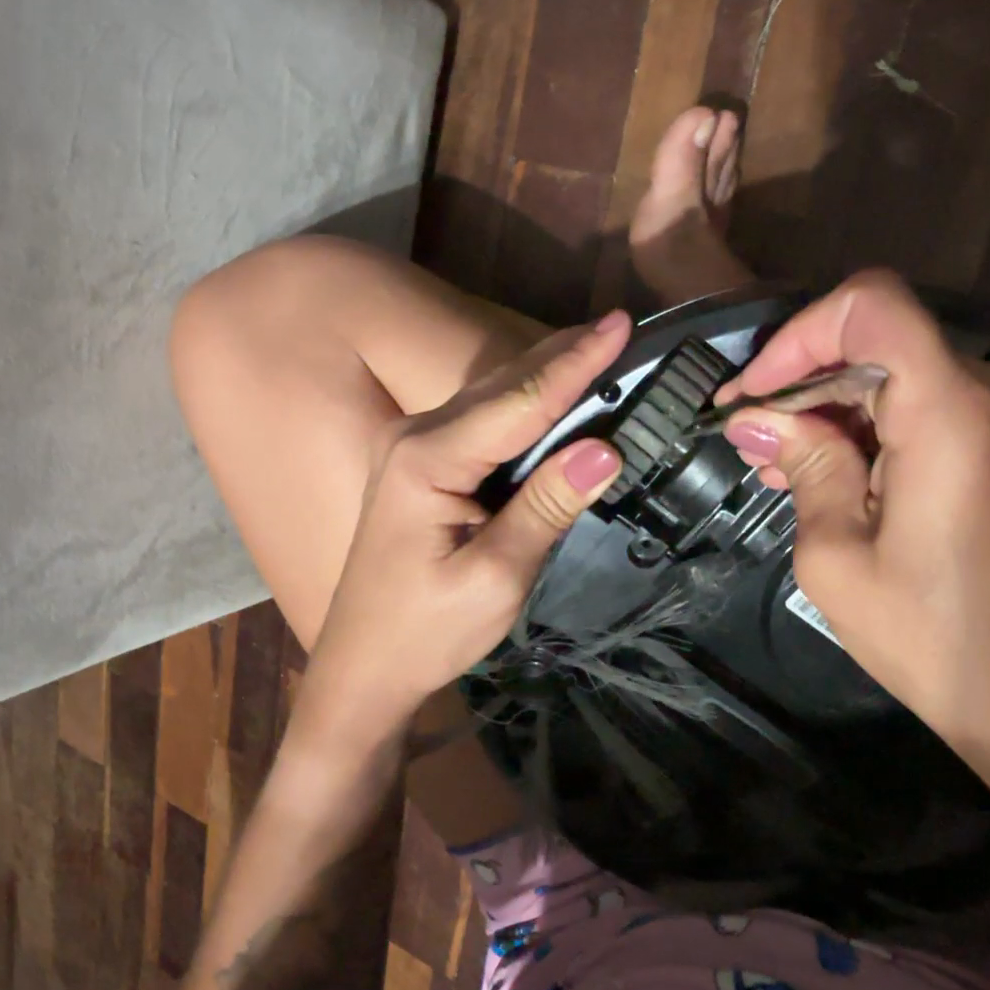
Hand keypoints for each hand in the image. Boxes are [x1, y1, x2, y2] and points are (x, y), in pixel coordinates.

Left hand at [307, 312, 631, 726]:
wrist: (366, 667)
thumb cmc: (426, 632)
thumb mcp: (495, 579)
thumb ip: (545, 510)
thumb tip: (605, 451)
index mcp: (428, 460)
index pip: (520, 402)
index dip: (575, 364)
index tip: (620, 323)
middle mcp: (417, 436)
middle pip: (506, 385)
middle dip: (566, 355)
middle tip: (623, 328)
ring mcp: (416, 446)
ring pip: (496, 397)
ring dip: (550, 373)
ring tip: (604, 348)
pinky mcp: (425, 462)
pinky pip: (486, 420)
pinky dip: (531, 403)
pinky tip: (561, 394)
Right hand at [720, 271, 989, 765]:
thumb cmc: (936, 644)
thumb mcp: (838, 559)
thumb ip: (805, 467)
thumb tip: (757, 420)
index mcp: (954, 413)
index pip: (872, 306)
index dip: (798, 335)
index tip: (753, 394)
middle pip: (884, 343)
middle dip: (806, 382)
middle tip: (752, 439)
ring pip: (907, 376)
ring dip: (840, 410)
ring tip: (785, 466)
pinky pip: (938, 409)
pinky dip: (882, 429)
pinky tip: (840, 475)